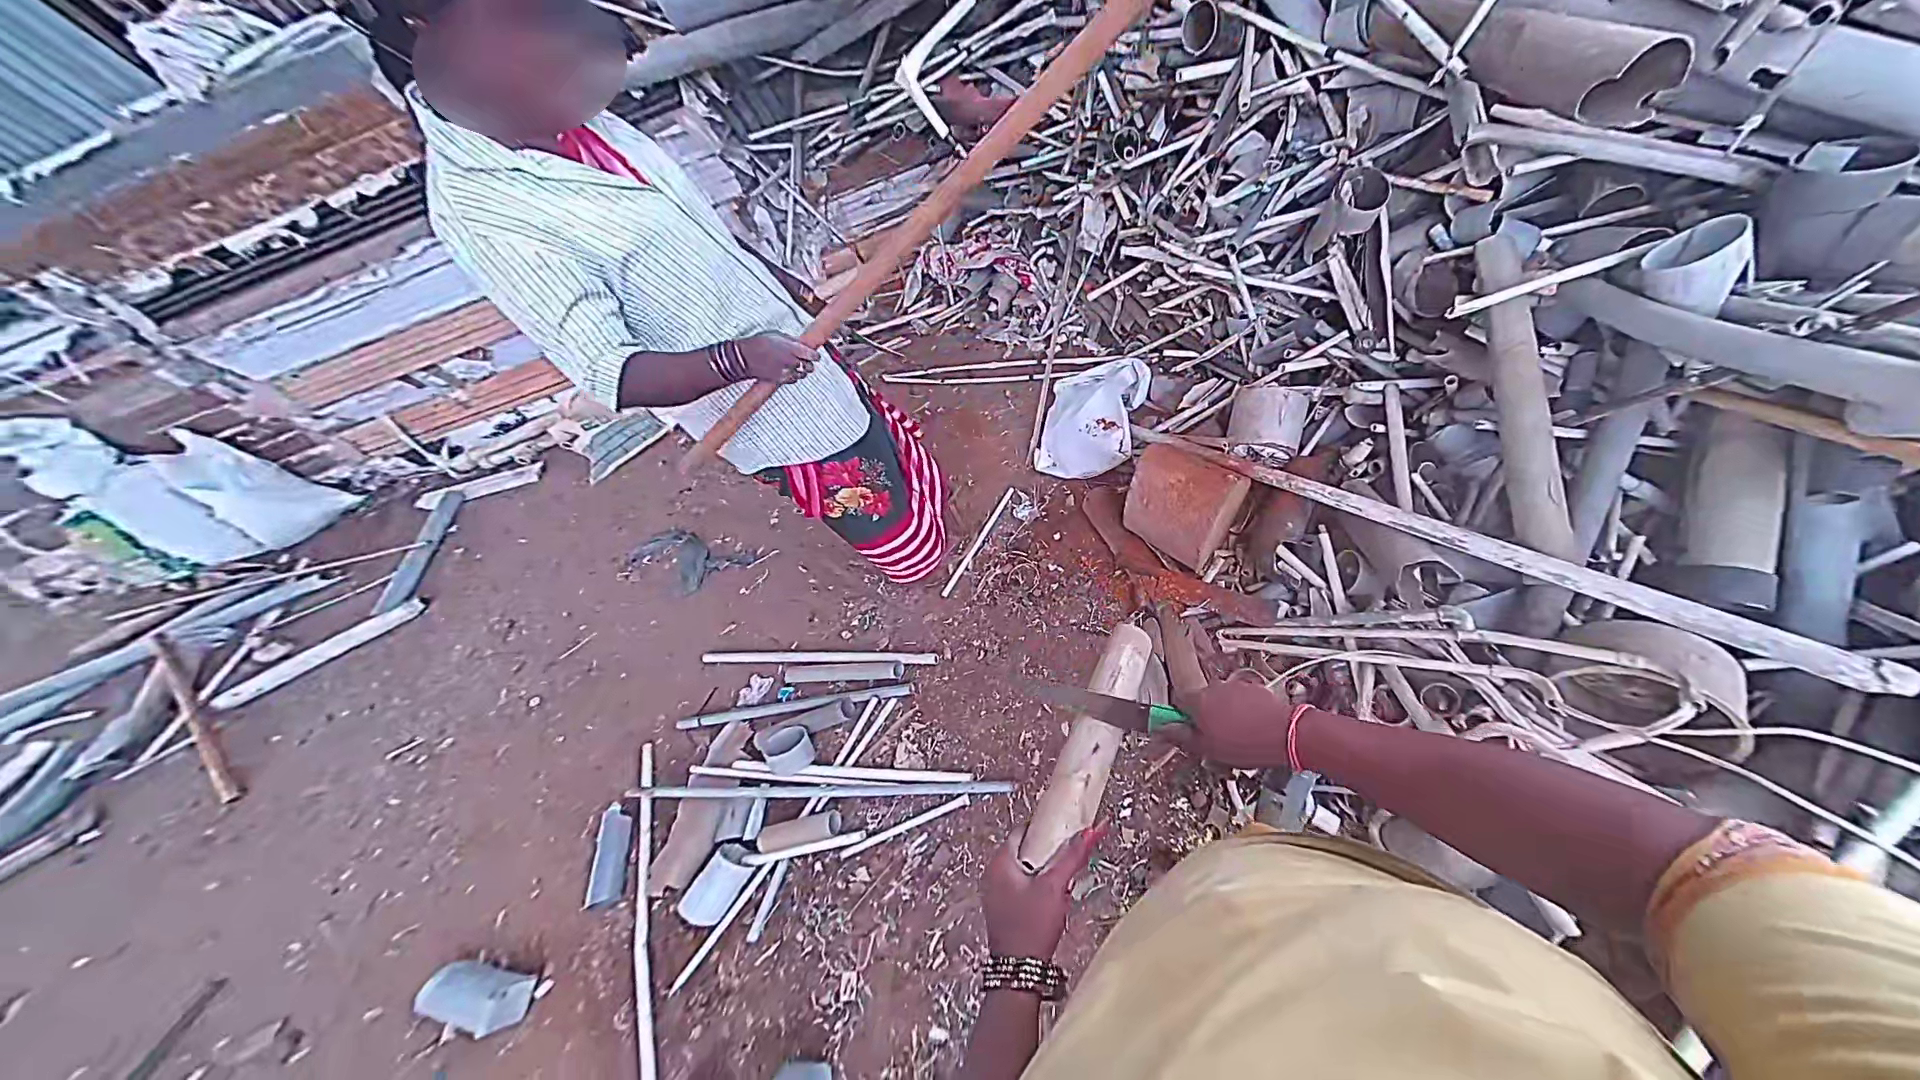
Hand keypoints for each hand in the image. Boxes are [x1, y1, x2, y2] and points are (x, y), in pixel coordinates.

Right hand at [735, 333, 815, 383]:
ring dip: (801, 371)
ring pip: (802, 375)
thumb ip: (793, 341)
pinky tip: (788, 370)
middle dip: (809, 364)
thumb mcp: (777, 335)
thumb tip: (802, 344)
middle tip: (806, 361)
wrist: (744, 357)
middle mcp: (791, 361)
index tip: (814, 355)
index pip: (813, 355)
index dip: (815, 356)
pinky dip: (793, 376)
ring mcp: (786, 372)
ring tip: (794, 365)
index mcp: (792, 348)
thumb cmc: (758, 343)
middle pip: (809, 367)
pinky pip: (793, 380)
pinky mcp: (781, 380)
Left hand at [983, 825, 1102, 958]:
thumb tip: (1091, 831)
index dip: (1045, 830)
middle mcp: (992, 873)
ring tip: (1062, 881)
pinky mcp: (1002, 909)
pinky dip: (1037, 887)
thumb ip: (1073, 856)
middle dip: (1047, 854)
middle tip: (1067, 859)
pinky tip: (1052, 898)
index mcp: (999, 862)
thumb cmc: (1033, 927)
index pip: (1023, 831)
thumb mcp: (1056, 886)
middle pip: (1024, 850)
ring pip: (1024, 870)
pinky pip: (1021, 887)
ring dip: (1044, 872)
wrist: (1020, 972)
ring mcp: (995, 892)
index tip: (1064, 832)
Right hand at [1156, 676, 1296, 768]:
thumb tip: (1164, 730)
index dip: (1178, 717)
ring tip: (1236, 738)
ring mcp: (1235, 687)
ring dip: (1225, 716)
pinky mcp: (1254, 689)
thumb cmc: (1249, 743)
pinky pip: (1241, 701)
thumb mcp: (1208, 749)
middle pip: (1200, 701)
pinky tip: (1250, 730)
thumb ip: (1182, 737)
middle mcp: (1214, 688)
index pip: (1176, 702)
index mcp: (1198, 700)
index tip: (1181, 728)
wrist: (1288, 735)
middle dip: (1204, 718)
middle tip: (1212, 739)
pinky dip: (1243, 712)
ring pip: (1221, 701)